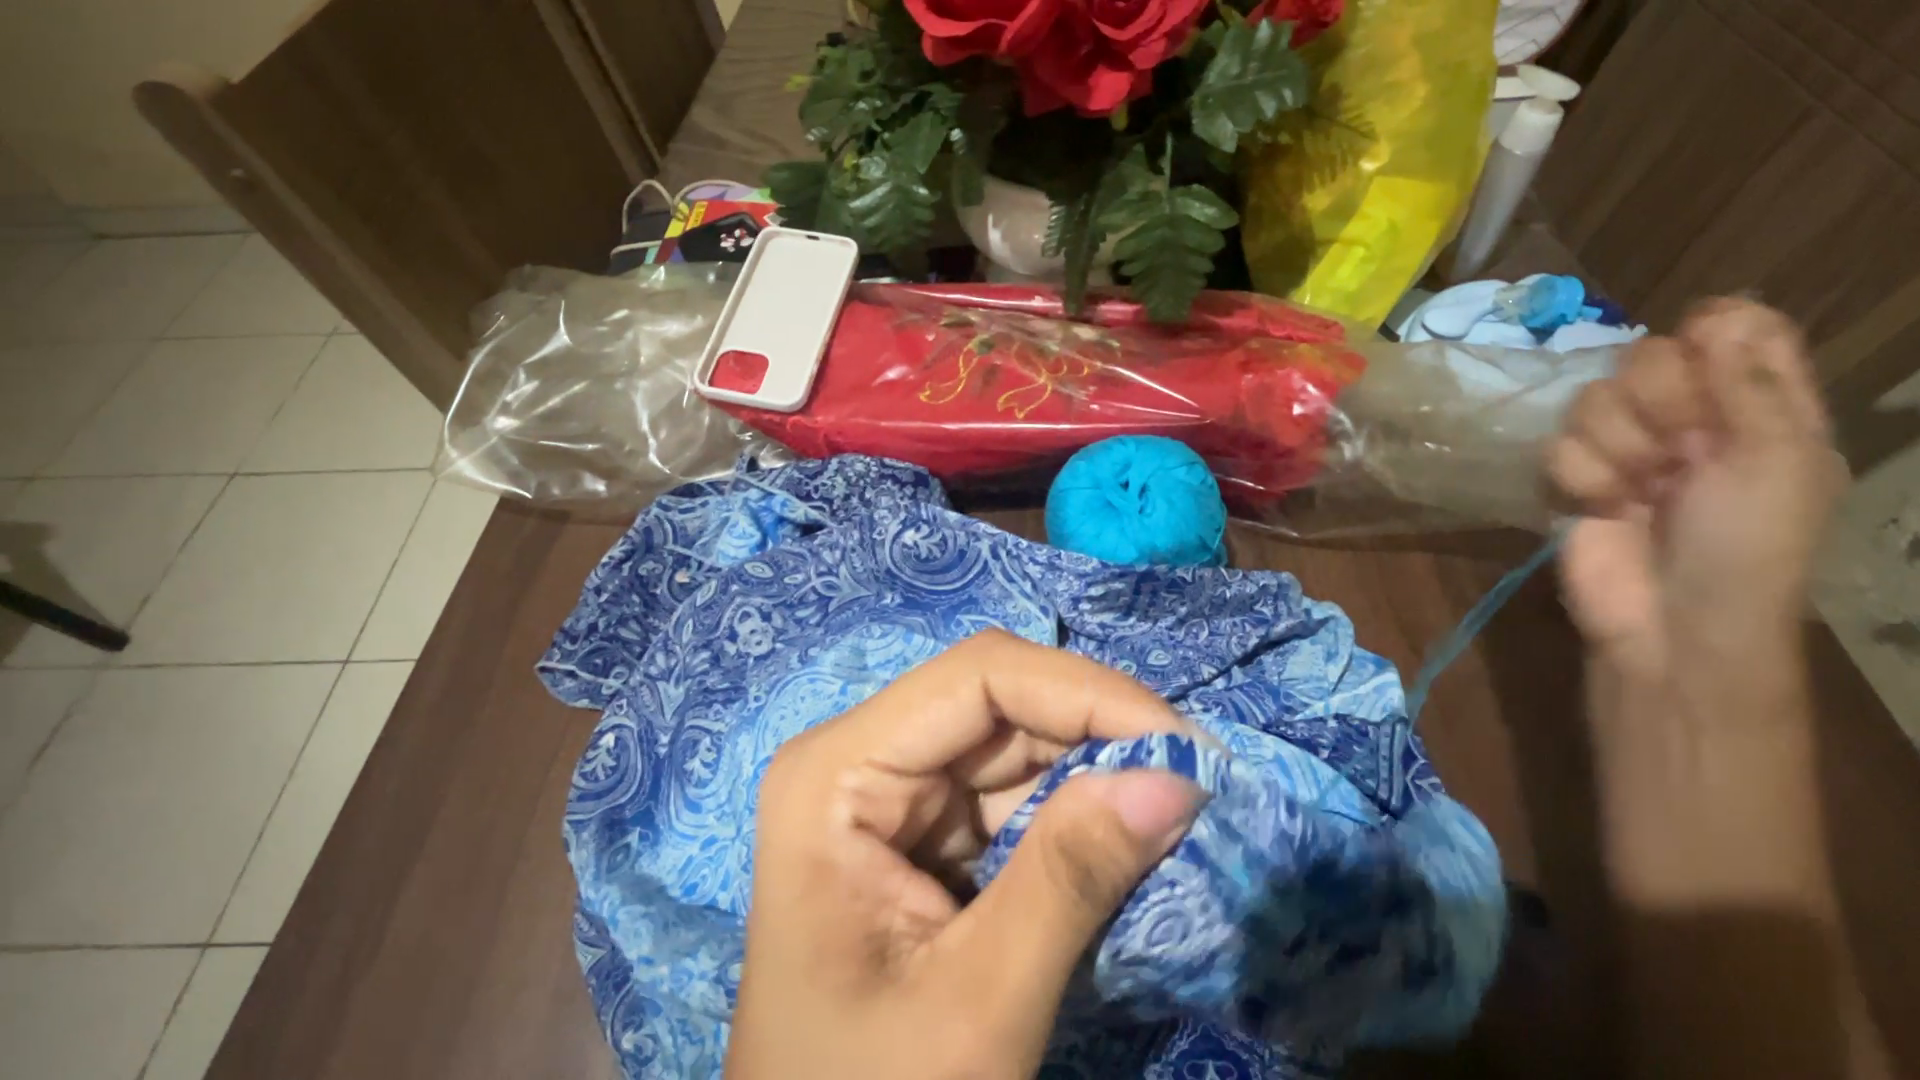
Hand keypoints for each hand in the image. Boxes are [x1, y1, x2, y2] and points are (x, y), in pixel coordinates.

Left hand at [726, 629, 1205, 1079]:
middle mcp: (858, 760)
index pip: (978, 679)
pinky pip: (1009, 798)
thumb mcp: (977, 1000)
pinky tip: (1123, 842)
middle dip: (1100, 735)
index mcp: (837, 773)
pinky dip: (1073, 816)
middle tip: (1198, 786)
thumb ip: (1071, 879)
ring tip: (1176, 814)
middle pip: (998, 704)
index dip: (1088, 693)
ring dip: (1096, 776)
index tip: (1187, 748)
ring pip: (1013, 747)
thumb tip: (1178, 778)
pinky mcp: (919, 835)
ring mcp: (888, 796)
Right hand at [1548, 299, 1845, 681]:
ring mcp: (1626, 448)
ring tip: (1641, 491)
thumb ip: (1750, 382)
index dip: (1712, 332)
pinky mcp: (1572, 479)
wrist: (1672, 621)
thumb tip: (1713, 315)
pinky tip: (1603, 505)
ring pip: (1593, 397)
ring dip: (1618, 447)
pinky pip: (1557, 444)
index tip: (1706, 359)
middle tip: (1683, 449)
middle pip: (1648, 353)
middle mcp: (1689, 416)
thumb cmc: (1748, 545)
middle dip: (1659, 400)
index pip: (1733, 326)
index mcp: (1759, 405)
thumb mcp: (1779, 459)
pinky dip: (1580, 477)